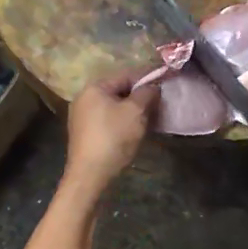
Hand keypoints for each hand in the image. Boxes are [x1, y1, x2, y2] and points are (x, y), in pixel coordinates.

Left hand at [62, 74, 158, 194]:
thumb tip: (152, 86)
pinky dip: (121, 120)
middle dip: (140, 95)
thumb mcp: (135, 112)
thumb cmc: (113, 137)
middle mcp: (84, 97)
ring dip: (132, 110)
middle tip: (159, 103)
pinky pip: (107, 119)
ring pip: (113, 106)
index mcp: (94, 87)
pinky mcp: (84, 132)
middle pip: (118, 90)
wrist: (89, 173)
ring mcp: (81, 115)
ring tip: (150, 117)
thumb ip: (146, 93)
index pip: (126, 75)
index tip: (166, 82)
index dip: (147, 77)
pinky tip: (134, 129)